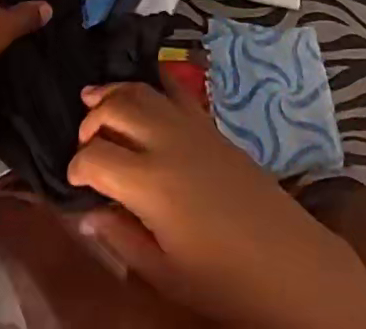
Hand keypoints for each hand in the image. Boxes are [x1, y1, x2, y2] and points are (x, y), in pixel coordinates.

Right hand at [68, 83, 365, 328]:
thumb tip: (87, 214)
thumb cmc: (225, 281)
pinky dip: (153, 83)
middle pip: (114, 108)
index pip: (94, 157)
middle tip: (84, 141)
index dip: (75, 167)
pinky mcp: (212, 126)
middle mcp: (166, 143)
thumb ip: (120, 237)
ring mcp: (192, 128)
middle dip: (90, 119)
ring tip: (93, 98)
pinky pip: (176, 91)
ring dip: (114, 92)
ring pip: (142, 91)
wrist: (293, 266)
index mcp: (150, 183)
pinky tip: (144, 88)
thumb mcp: (164, 273)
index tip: (73, 181)